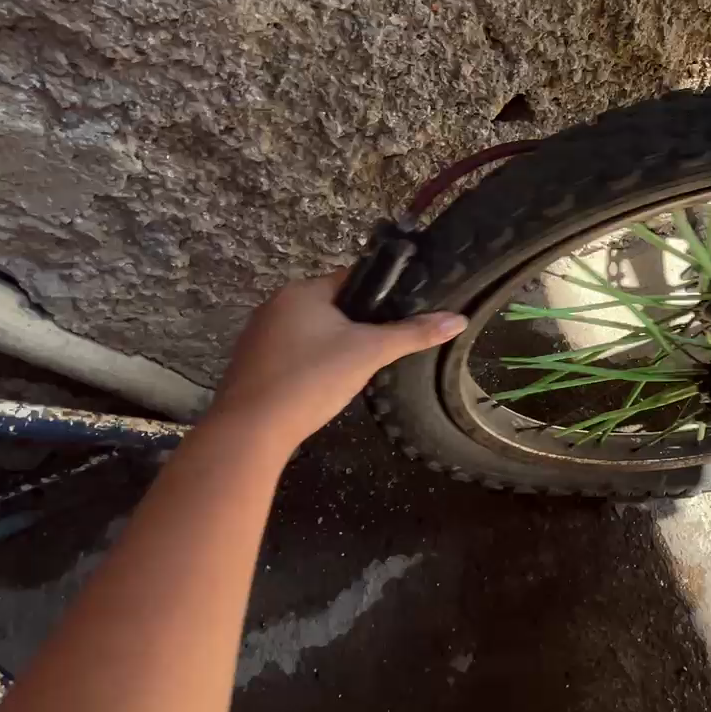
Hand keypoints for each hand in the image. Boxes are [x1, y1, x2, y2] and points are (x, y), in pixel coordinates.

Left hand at [205, 273, 465, 450]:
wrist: (251, 432)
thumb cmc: (312, 378)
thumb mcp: (371, 352)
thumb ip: (414, 333)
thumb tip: (459, 319)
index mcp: (302, 292)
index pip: (354, 278)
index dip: (384, 294)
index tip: (405, 313)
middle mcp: (276, 305)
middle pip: (335, 305)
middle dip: (360, 324)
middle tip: (384, 346)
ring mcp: (259, 336)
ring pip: (315, 330)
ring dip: (338, 344)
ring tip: (360, 366)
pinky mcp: (253, 365)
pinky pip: (296, 352)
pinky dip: (315, 363)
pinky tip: (328, 383)